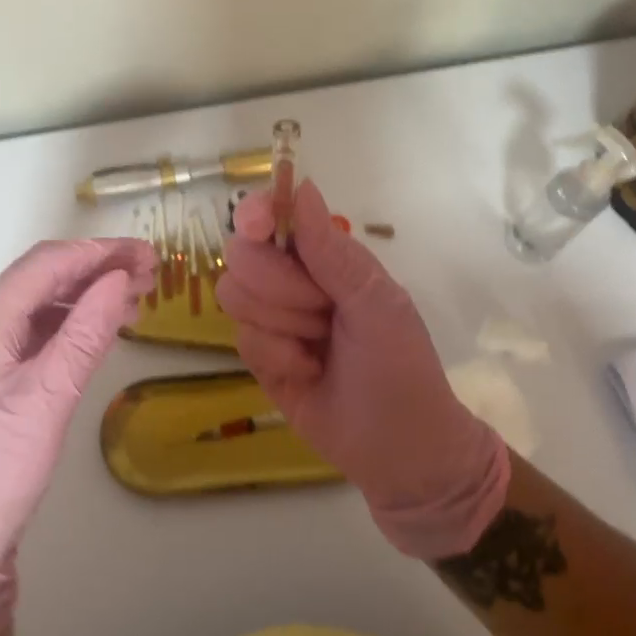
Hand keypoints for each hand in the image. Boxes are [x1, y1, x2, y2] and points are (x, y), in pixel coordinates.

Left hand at [0, 238, 155, 635]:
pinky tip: (105, 324)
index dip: (98, 252)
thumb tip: (118, 279)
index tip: (148, 254)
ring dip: (88, 289)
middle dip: (96, 265)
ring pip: (42, 299)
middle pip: (42, 274)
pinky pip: (39, 326)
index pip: (46, 265)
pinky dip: (75, 317)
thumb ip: (84, 335)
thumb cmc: (1, 469)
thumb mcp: (49, 400)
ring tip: (137, 294)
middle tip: (150, 271)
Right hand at [216, 181, 508, 559]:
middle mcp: (292, 281)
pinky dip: (277, 357)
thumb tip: (301, 186)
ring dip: (281, 326)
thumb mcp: (376, 304)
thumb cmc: (402, 367)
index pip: (272, 217)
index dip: (257, 214)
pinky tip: (308, 373)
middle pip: (242, 255)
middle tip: (324, 312)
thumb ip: (331, 250)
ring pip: (233, 296)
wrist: (400, 448)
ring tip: (319, 347)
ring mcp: (273, 320)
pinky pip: (241, 339)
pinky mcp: (260, 358)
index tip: (261, 228)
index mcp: (324, 257)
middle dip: (282, 288)